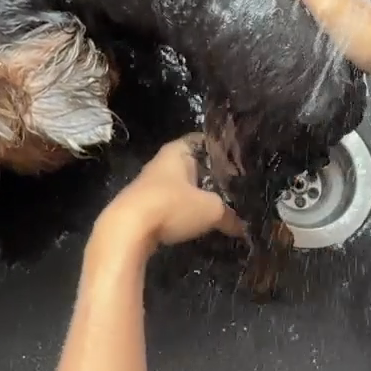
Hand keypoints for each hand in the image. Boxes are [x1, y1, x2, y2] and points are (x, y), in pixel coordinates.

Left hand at [94, 134, 241, 258]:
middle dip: (212, 177)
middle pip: (194, 165)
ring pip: (182, 186)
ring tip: (221, 208)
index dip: (223, 150)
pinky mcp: (143, 206)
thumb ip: (229, 215)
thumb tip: (243, 228)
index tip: (240, 161)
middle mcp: (163, 162)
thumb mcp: (211, 210)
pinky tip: (196, 223)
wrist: (127, 230)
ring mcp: (150, 184)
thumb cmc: (171, 206)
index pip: (205, 141)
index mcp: (178, 151)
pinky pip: (170, 204)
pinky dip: (182, 212)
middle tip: (236, 188)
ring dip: (196, 196)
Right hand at [263, 0, 370, 94]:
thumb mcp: (325, 1)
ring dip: (307, 10)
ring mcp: (355, 24)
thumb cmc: (365, 31)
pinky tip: (314, 38)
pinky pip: (334, 31)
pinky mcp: (363, 45)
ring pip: (325, 11)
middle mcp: (345, 3)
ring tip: (281, 16)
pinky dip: (321, 29)